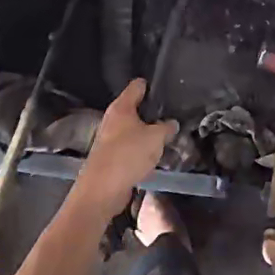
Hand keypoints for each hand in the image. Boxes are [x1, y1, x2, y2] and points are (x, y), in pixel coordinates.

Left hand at [76, 79, 176, 211]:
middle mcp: (112, 119)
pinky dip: (142, 147)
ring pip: (134, 128)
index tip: (167, 86)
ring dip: (148, 131)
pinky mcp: (110, 156)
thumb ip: (167, 127)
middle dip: (153, 110)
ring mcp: (109, 139)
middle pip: (136, 108)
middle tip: (173, 112)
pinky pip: (131, 146)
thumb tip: (172, 123)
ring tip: (168, 133)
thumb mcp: (156, 138)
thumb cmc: (128, 155)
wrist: (102, 190)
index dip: (151, 84)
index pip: (137, 86)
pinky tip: (155, 153)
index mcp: (121, 107)